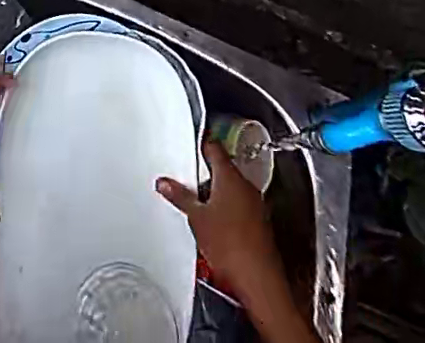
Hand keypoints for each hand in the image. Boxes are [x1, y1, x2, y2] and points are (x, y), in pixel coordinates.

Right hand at [157, 141, 288, 308]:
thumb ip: (180, 196)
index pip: (215, 148)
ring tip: (198, 203)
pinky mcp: (260, 224)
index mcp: (230, 177)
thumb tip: (164, 183)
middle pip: (223, 169)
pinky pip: (240, 206)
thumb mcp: (196, 218)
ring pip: (232, 189)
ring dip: (216, 192)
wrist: (258, 280)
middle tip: (188, 177)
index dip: (202, 144)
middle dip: (206, 173)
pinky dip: (227, 208)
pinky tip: (215, 223)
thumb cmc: (230, 245)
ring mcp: (255, 205)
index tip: (192, 143)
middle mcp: (246, 187)